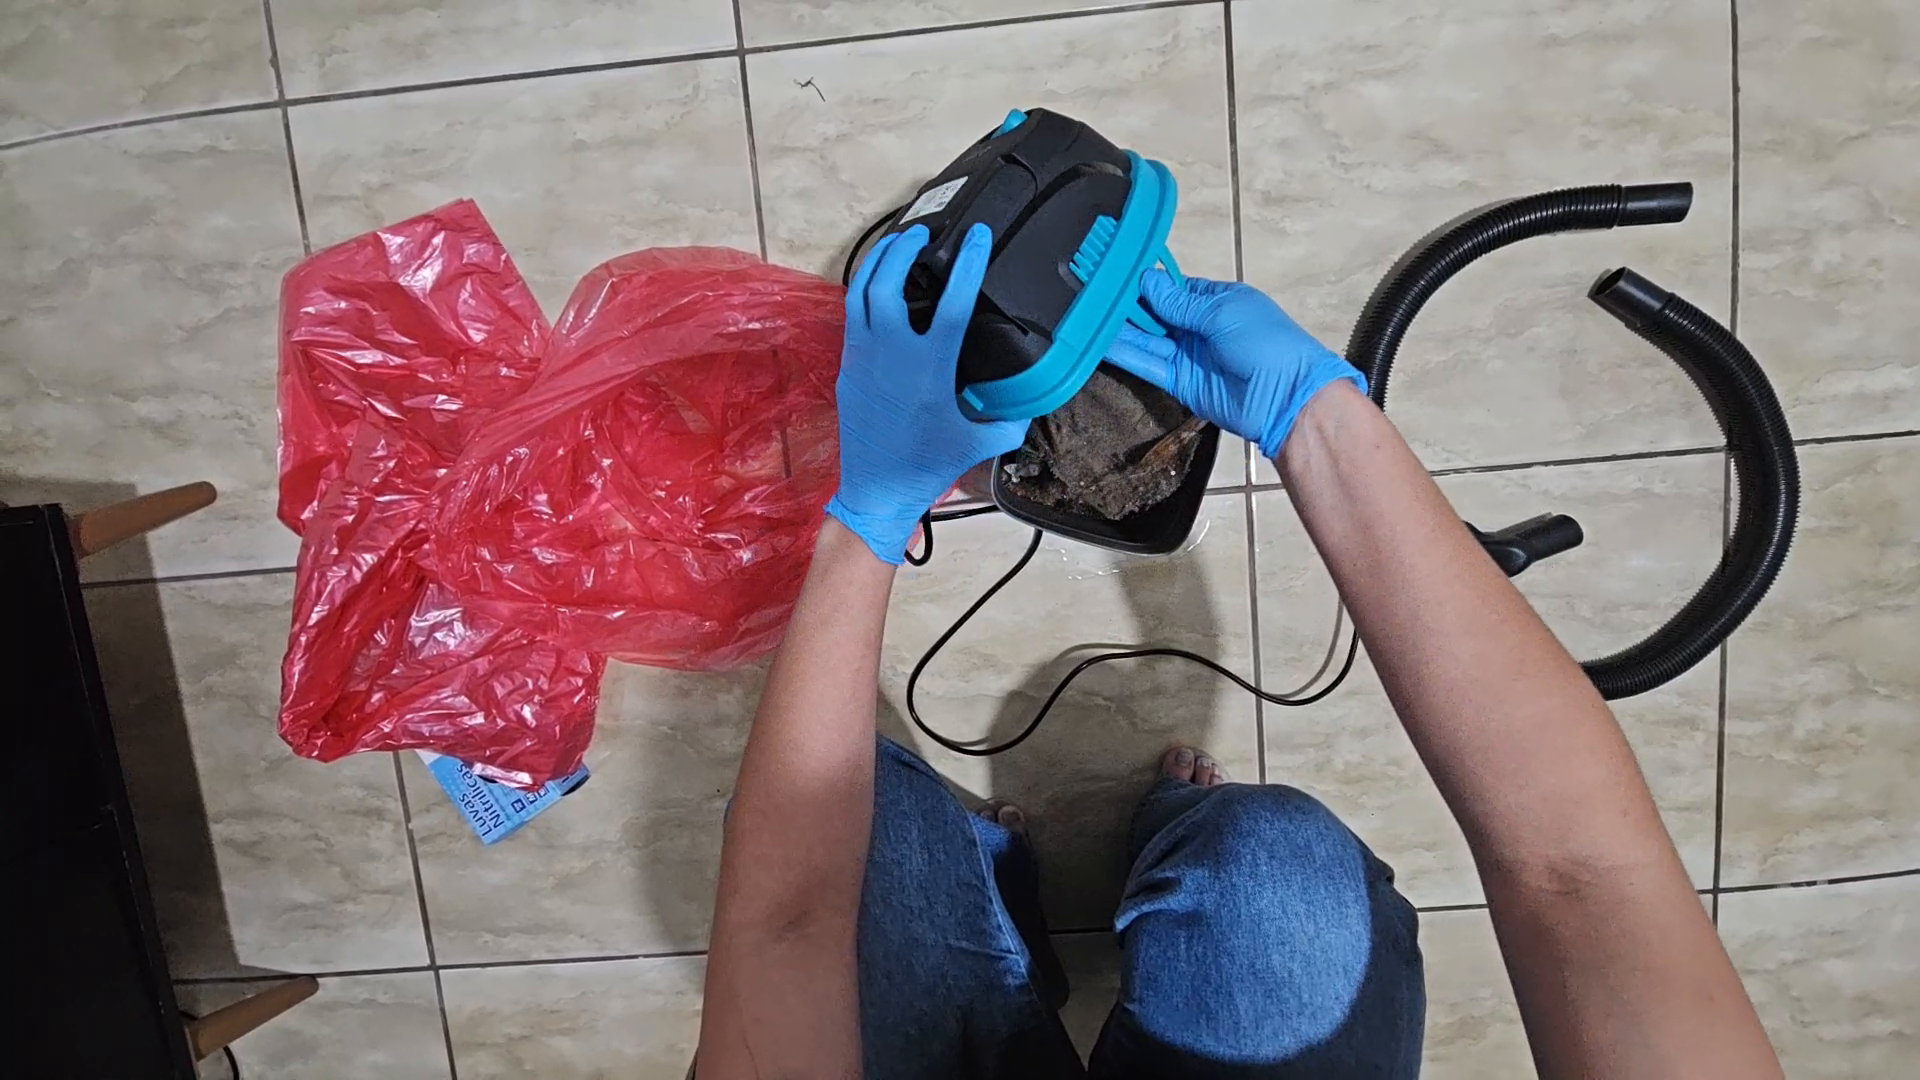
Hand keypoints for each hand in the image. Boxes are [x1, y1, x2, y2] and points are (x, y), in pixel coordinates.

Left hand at [826, 223, 1028, 563]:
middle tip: (921, 233)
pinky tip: (876, 289)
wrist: (877, 490)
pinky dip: (864, 293)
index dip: (967, 263)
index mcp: (930, 369)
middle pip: (888, 282)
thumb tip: (1030, 408)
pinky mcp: (847, 369)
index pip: (952, 302)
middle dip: (903, 249)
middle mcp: (892, 356)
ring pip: (860, 294)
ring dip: (877, 263)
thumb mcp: (977, 444)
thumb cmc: (927, 467)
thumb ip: (1008, 423)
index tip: (976, 236)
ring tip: (894, 246)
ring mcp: (863, 359)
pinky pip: (852, 318)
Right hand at [1106, 271, 1366, 459]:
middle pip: (1154, 314)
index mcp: (1214, 301)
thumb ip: (1180, 302)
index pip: (1171, 288)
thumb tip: (1147, 281)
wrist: (1284, 397)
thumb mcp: (1223, 312)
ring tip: (1086, 318)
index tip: (1114, 274)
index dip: (1144, 282)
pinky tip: (1100, 344)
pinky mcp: (1177, 382)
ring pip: (1146, 339)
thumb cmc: (1265, 342)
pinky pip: (1147, 365)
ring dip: (1119, 330)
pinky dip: (1125, 356)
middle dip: (1126, 306)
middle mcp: (1197, 326)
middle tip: (1090, 296)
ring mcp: (1186, 354)